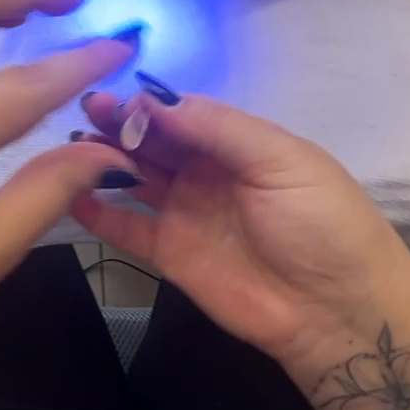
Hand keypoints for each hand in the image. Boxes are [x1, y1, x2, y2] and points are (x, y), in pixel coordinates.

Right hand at [70, 86, 409, 368]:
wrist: (337, 312)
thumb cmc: (321, 223)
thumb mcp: (281, 161)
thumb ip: (218, 128)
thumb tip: (153, 98)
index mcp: (237, 143)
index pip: (182, 114)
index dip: (149, 105)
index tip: (115, 97)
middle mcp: (206, 172)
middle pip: (154, 141)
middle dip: (121, 125)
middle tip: (86, 112)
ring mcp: (185, 212)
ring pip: (135, 178)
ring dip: (105, 160)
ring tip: (72, 148)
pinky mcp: (169, 254)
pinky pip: (127, 229)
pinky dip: (99, 213)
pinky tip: (72, 195)